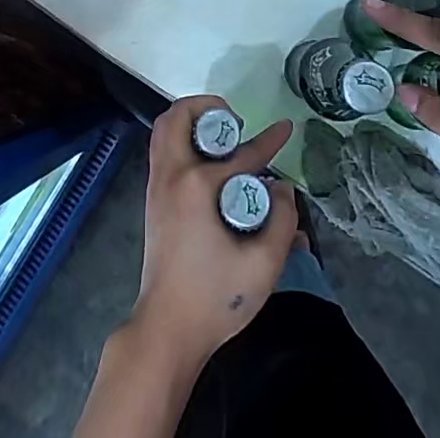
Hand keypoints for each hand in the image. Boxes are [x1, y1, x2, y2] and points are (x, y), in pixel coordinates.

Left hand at [129, 95, 298, 364]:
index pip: (242, 154)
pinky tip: (211, 163)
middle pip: (178, 117)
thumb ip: (283, 220)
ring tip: (223, 139)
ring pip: (164, 131)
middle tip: (236, 126)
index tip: (286, 128)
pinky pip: (164, 151)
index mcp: (197, 186)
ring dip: (192, 122)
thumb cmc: (215, 298)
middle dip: (208, 109)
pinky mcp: (152, 200)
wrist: (166, 331)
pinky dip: (184, 141)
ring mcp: (156, 187)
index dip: (270, 141)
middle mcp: (171, 176)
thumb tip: (283, 189)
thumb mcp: (264, 264)